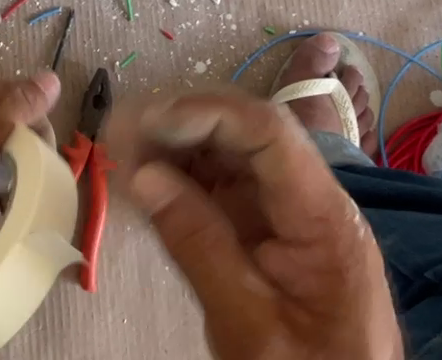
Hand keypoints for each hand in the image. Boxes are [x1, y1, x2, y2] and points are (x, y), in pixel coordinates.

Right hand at [105, 90, 401, 359]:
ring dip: (170, 143)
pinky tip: (140, 181)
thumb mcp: (250, 328)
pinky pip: (218, 181)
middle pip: (243, 130)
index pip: (266, 130)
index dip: (201, 113)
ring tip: (119, 154)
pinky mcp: (265, 227)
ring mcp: (286, 212)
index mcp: (324, 217)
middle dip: (177, 122)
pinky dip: (176, 173)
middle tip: (117, 135)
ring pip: (225, 149)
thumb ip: (200, 248)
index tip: (142, 125)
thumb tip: (142, 174)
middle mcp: (310, 200)